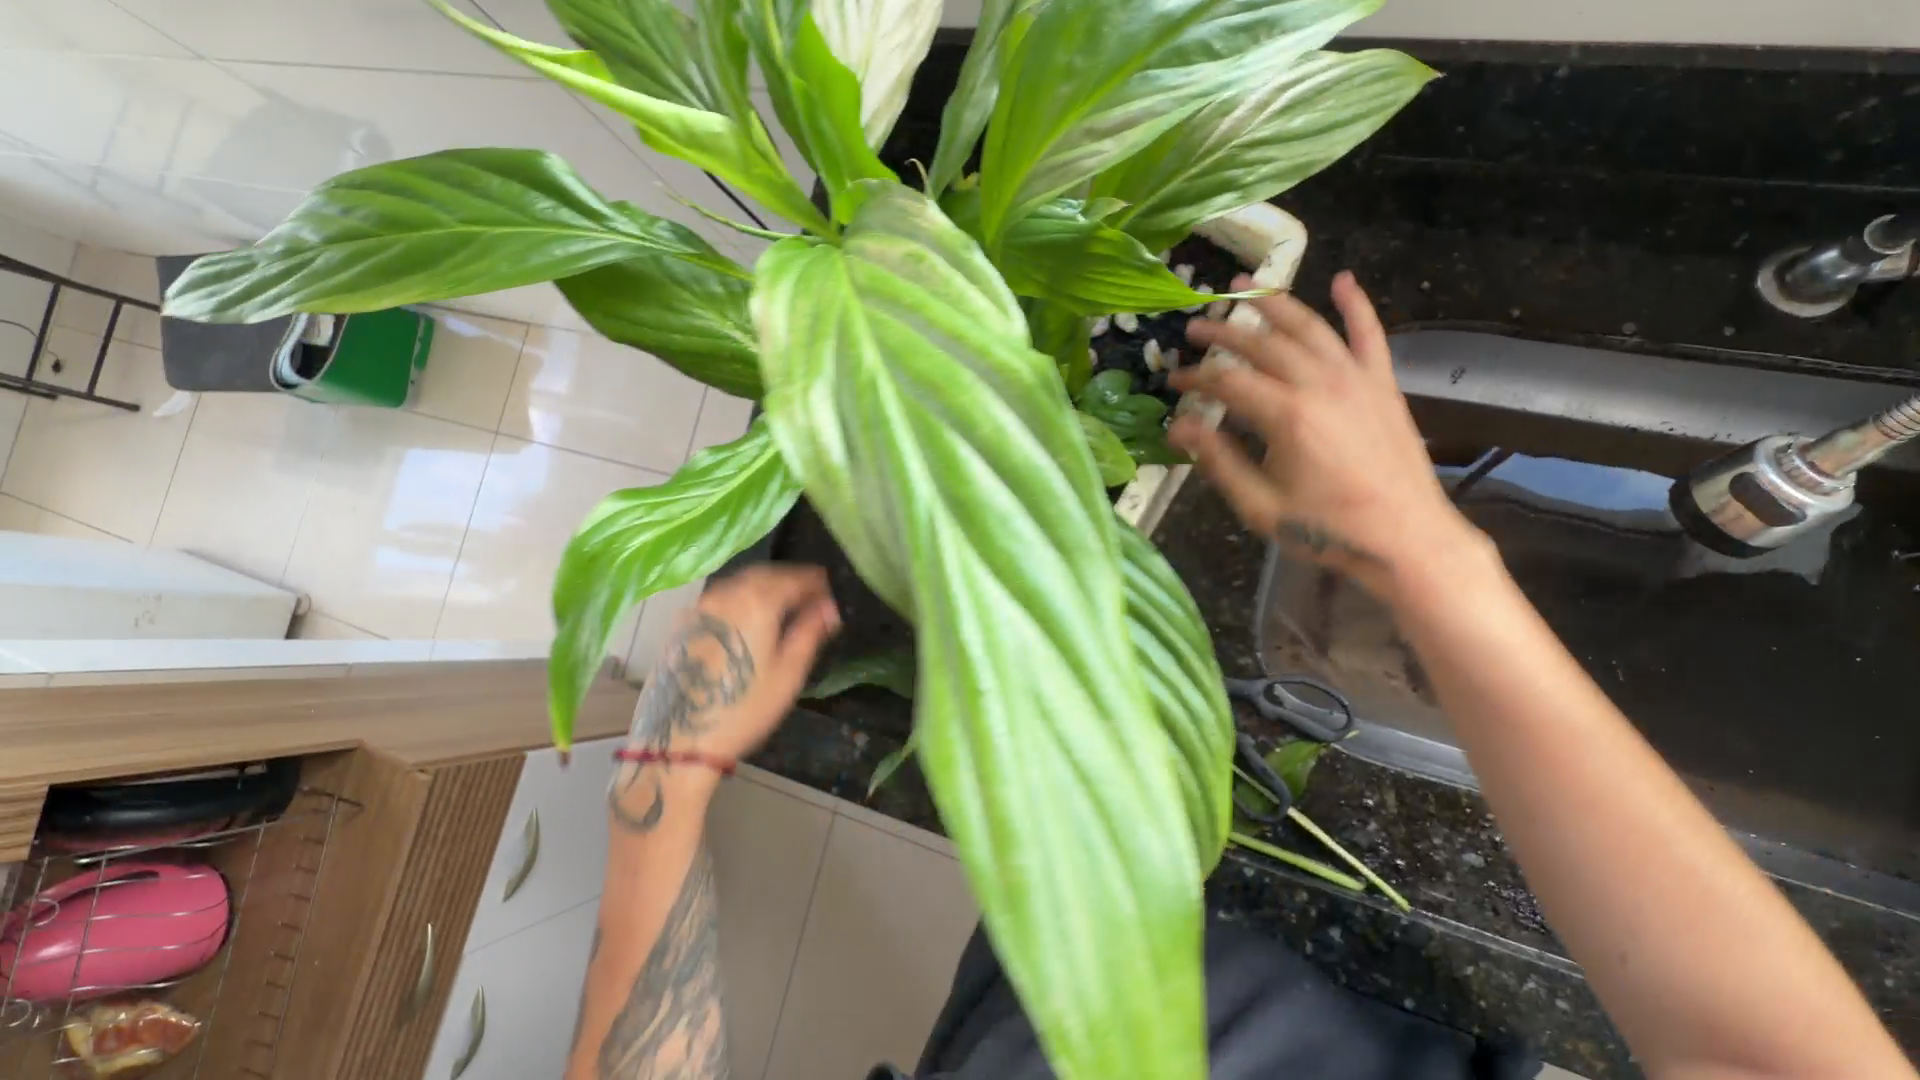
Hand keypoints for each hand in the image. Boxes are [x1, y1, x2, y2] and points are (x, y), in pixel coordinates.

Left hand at [625, 564, 839, 764]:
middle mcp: (725, 595)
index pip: (794, 578)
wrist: (678, 741)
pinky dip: (739, 600)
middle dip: (788, 580)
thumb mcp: (788, 673)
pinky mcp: (681, 625)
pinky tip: (747, 620)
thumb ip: (810, 633)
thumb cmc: (744, 709)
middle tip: (808, 595)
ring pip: (738, 585)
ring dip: (763, 587)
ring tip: (781, 606)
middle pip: (764, 575)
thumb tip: (829, 608)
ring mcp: (699, 608)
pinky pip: (718, 600)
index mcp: (757, 602)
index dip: (815, 583)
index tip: (828, 591)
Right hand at [1168, 271, 1482, 600]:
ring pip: (1309, 327)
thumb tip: (1178, 427)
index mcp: (1287, 415)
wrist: (1405, 538)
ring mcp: (1356, 379)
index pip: (1228, 381)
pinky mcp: (1382, 384)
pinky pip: (1369, 334)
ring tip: (1244, 284)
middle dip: (1224, 331)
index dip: (1196, 376)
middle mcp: (1320, 384)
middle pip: (1263, 343)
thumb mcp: (1260, 506)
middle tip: (1194, 325)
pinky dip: (1356, 305)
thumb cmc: (1328, 529)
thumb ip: (1219, 461)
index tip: (1173, 379)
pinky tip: (1342, 280)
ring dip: (1275, 302)